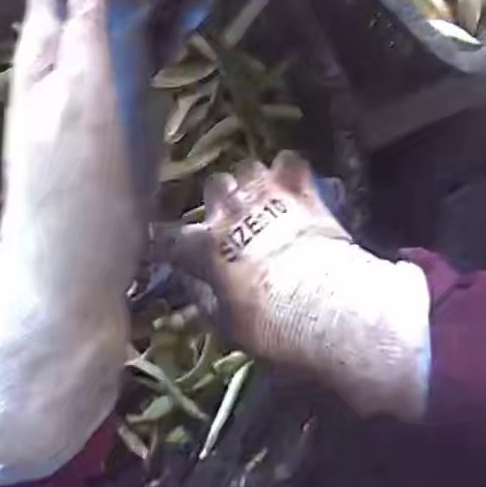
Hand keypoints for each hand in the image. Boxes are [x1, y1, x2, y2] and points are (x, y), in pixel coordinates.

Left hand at [0, 0, 211, 486]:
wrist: (75, 260)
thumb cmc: (79, 176)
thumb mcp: (93, 81)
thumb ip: (106, 1)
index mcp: (48, 33)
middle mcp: (68, 42)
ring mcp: (100, 71)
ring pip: (131, 3)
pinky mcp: (127, 98)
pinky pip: (151, 43)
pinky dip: (175, 17)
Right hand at [169, 152, 431, 420]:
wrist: (324, 304)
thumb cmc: (271, 325)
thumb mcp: (226, 324)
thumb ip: (205, 295)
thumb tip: (193, 280)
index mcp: (205, 246)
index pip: (168, 237)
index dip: (163, 238)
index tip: (161, 240)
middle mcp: (229, 210)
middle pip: (214, 185)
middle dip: (221, 198)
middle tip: (233, 218)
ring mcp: (264, 192)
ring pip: (248, 168)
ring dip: (253, 182)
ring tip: (265, 197)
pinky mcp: (299, 186)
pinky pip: (288, 162)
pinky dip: (289, 171)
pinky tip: (294, 182)